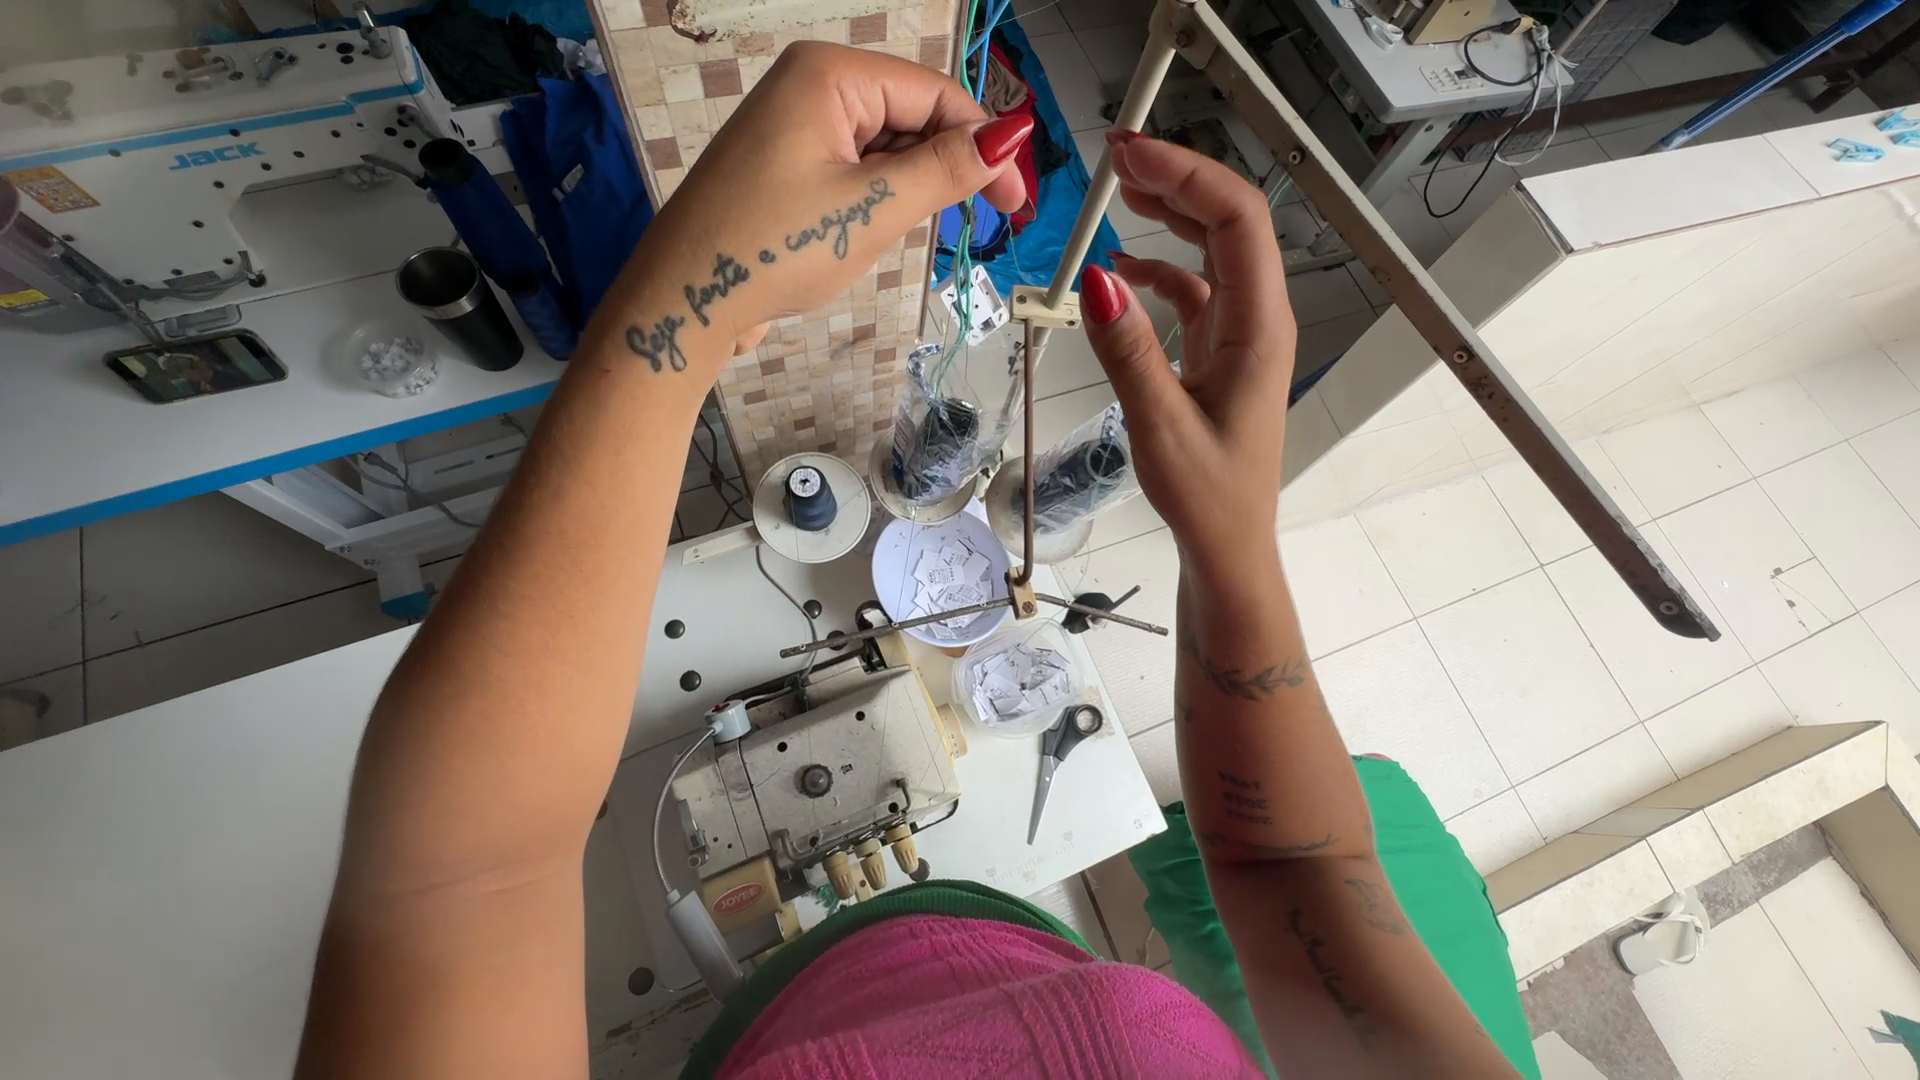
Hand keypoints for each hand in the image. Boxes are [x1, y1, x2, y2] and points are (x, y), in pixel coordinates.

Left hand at [596, 42, 1030, 374]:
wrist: (688, 301)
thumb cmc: (773, 249)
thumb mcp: (872, 209)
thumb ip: (945, 169)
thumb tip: (1010, 137)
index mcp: (829, 75)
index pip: (935, 95)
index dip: (985, 145)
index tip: (1016, 202)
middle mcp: (811, 87)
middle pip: (911, 117)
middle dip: (946, 168)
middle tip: (978, 224)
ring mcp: (796, 128)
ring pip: (885, 149)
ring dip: (910, 190)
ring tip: (894, 235)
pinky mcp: (788, 168)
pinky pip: (854, 172)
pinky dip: (877, 201)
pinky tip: (868, 234)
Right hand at [1080, 133, 1296, 585]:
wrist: (1227, 542)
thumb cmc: (1205, 494)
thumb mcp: (1159, 423)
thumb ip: (1128, 350)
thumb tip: (1096, 279)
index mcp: (1258, 329)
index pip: (1236, 221)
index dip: (1187, 176)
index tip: (1130, 154)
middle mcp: (1258, 320)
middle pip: (1229, 224)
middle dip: (1177, 183)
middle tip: (1118, 160)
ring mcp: (1241, 335)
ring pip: (1213, 254)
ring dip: (1172, 218)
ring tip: (1121, 196)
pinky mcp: (1220, 354)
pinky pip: (1195, 293)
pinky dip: (1161, 271)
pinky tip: (1125, 271)